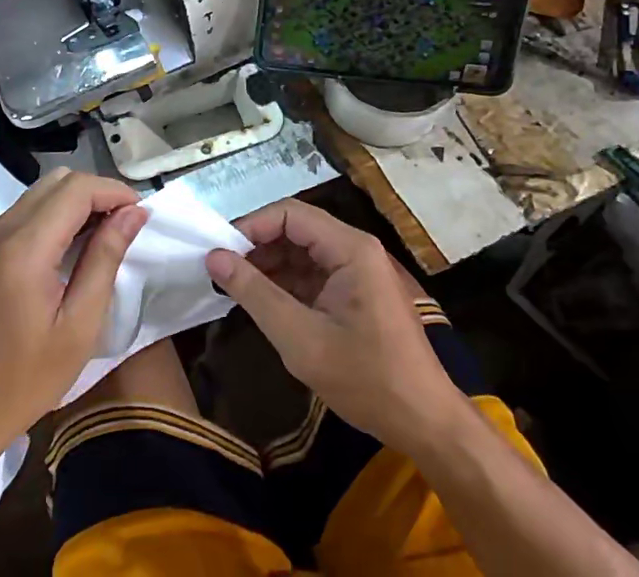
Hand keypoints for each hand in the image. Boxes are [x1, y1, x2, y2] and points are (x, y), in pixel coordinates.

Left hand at [0, 169, 146, 477]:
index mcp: (24, 248)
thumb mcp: (79, 325)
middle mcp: (0, 230)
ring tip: (106, 236)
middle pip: (56, 181)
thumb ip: (105, 259)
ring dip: (76, 202)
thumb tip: (134, 213)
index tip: (143, 215)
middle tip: (127, 225)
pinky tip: (73, 248)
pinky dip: (55, 216)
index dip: (115, 192)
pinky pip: (24, 213)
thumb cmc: (25, 380)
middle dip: (97, 192)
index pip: (76, 189)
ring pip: (39, 192)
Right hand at [205, 200, 461, 449]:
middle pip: (295, 229)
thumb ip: (253, 292)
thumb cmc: (365, 378)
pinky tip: (262, 303)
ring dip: (268, 266)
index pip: (289, 214)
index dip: (251, 226)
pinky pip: (312, 274)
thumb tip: (213, 256)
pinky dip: (285, 284)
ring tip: (235, 288)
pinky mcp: (356, 293)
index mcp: (351, 249)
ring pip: (301, 252)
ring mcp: (358, 271)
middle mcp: (356, 249)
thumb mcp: (299, 337)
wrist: (424, 423)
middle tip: (222, 271)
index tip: (219, 252)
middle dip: (257, 246)